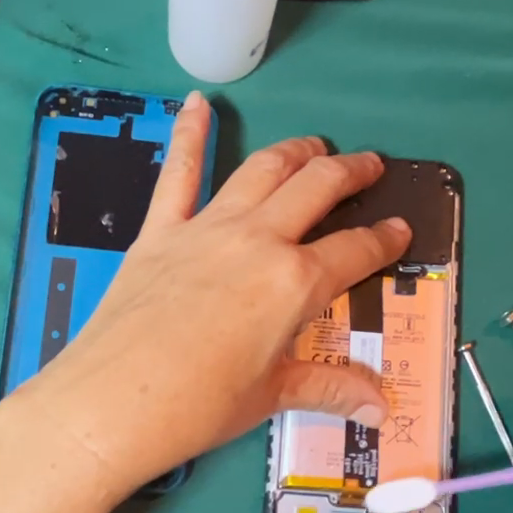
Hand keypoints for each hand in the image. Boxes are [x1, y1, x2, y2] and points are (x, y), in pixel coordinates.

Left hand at [1, 93, 411, 494]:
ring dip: (294, 151)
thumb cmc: (199, 407)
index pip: (355, 252)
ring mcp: (205, 229)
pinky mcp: (159, 231)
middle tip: (368, 167)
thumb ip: (329, 388)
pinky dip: (189, 134)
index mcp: (295, 283)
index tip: (400, 230)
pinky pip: (178, 173)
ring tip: (314, 146)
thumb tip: (380, 408)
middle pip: (316, 189)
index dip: (385, 241)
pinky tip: (196, 103)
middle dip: (351, 173)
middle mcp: (257, 240)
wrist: (112, 402)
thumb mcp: (270, 397)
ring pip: (261, 170)